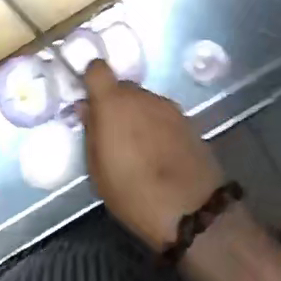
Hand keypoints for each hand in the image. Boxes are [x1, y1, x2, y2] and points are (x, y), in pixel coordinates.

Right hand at [77, 60, 226, 250]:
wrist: (193, 212)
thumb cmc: (133, 192)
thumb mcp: (98, 169)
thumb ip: (91, 131)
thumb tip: (87, 108)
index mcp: (113, 103)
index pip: (97, 68)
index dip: (92, 79)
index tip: (89, 99)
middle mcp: (142, 96)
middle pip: (123, 87)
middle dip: (115, 104)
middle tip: (112, 133)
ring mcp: (168, 107)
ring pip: (144, 102)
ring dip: (138, 116)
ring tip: (138, 148)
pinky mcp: (188, 122)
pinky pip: (162, 116)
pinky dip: (157, 127)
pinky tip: (159, 153)